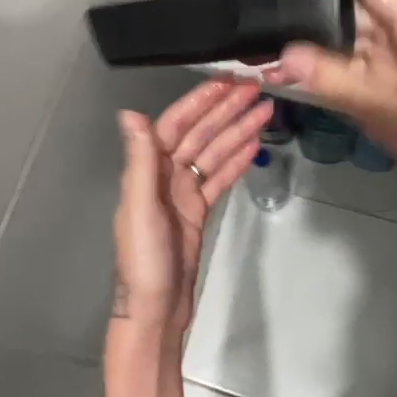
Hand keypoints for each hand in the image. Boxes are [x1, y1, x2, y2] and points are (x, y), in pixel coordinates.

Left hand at [113, 78, 271, 332]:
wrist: (155, 313)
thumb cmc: (145, 262)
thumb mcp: (140, 209)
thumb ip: (140, 161)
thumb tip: (131, 114)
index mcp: (147, 170)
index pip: (176, 124)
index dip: (200, 102)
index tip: (226, 83)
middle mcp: (163, 176)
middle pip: (198, 134)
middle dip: (225, 110)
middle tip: (256, 90)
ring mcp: (181, 194)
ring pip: (212, 153)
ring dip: (236, 131)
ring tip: (265, 111)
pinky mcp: (197, 212)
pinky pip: (218, 178)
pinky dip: (235, 161)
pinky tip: (254, 145)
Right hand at [260, 0, 396, 214]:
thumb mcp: (393, 113)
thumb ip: (338, 84)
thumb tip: (286, 55)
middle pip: (349, 8)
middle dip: (303, 11)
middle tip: (259, 20)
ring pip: (343, 41)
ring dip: (306, 46)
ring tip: (262, 53)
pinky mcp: (389, 86)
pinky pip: (347, 70)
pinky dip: (318, 72)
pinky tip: (286, 78)